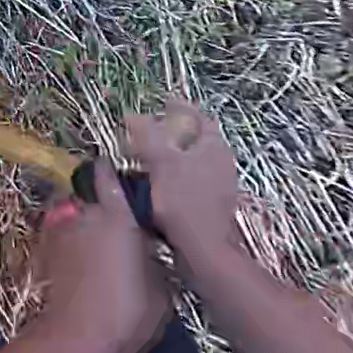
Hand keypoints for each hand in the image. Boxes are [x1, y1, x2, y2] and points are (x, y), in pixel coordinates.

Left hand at [32, 160, 169, 352]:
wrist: (78, 337)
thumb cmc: (127, 313)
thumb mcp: (162, 290)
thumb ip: (154, 258)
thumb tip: (149, 247)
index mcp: (116, 216)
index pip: (108, 175)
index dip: (112, 172)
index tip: (122, 176)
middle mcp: (85, 212)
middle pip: (94, 198)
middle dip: (106, 210)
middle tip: (123, 232)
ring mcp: (62, 227)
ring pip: (78, 216)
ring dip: (89, 226)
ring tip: (104, 252)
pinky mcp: (47, 245)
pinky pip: (65, 234)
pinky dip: (74, 242)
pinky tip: (85, 265)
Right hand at [127, 97, 241, 272]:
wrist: (204, 249)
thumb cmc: (182, 200)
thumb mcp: (160, 161)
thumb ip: (146, 134)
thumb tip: (131, 115)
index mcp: (213, 145)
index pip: (197, 115)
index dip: (177, 106)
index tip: (158, 103)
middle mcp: (221, 160)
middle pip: (196, 135)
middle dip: (172, 129)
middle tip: (148, 128)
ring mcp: (220, 182)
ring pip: (193, 156)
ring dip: (172, 151)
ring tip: (147, 153)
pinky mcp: (213, 200)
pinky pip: (192, 175)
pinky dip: (175, 171)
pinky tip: (157, 179)